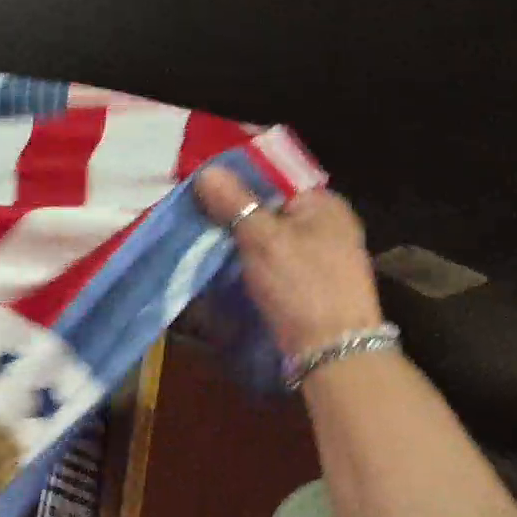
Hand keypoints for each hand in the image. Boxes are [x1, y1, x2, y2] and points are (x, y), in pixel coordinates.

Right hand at [194, 167, 384, 357]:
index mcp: (323, 203)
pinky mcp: (297, 274)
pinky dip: (237, 248)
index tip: (198, 171)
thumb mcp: (264, 239)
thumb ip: (235, 203)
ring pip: (260, 226)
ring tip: (190, 223)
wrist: (331, 347)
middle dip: (227, 199)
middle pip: (265, 199)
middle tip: (185, 199)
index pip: (275, 172)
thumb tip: (207, 171)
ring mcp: (310, 250)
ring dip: (228, 226)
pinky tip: (211, 250)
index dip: (237, 169)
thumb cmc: (302, 285)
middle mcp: (320, 221)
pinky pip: (260, 249)